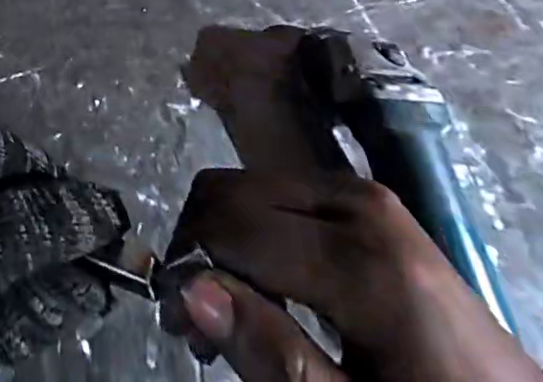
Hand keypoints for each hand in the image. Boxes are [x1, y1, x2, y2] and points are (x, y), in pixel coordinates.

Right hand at [163, 169, 542, 381]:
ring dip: (220, 238)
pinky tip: (261, 286)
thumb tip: (187, 290)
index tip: (180, 327)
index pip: (234, 228)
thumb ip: (272, 355)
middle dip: (198, 247)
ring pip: (247, 187)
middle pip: (232, 193)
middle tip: (196, 321)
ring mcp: (360, 192)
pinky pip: (277, 194)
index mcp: (363, 262)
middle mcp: (356, 202)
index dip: (189, 268)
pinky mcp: (361, 197)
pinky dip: (250, 232)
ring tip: (226, 308)